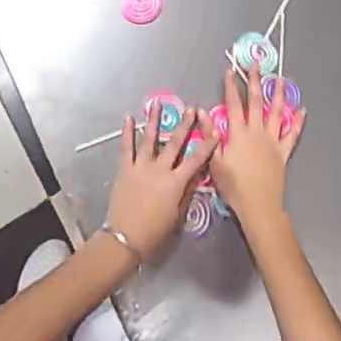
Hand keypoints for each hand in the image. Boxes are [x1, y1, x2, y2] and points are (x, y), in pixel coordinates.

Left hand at [104, 104, 209, 262]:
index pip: (196, 159)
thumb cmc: (154, 231)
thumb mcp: (177, 214)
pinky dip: (127, 132)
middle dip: (184, 124)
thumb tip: (195, 174)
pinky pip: (126, 147)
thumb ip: (186, 192)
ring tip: (157, 103)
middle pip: (174, 143)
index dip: (207, 145)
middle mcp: (160, 169)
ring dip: (154, 119)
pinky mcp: (125, 168)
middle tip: (191, 109)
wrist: (125, 237)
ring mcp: (141, 166)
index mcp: (176, 182)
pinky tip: (128, 118)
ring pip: (149, 138)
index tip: (215, 131)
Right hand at [203, 67, 304, 233]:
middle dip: (254, 81)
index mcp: (238, 133)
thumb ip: (209, 134)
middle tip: (255, 64)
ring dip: (278, 95)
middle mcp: (257, 132)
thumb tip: (201, 111)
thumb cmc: (233, 185)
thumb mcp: (214, 161)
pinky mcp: (283, 152)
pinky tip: (302, 111)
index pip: (233, 104)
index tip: (230, 70)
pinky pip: (292, 134)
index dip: (231, 86)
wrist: (258, 205)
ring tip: (280, 79)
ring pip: (276, 113)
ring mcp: (272, 141)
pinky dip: (297, 122)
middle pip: (256, 102)